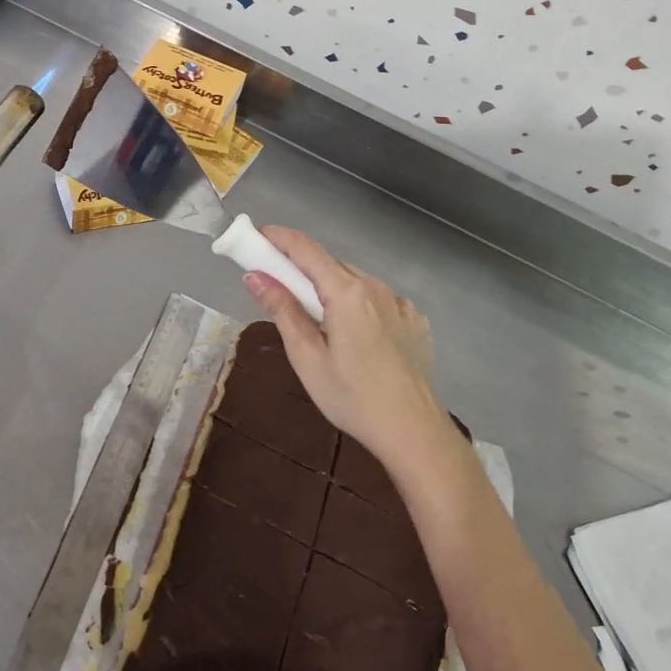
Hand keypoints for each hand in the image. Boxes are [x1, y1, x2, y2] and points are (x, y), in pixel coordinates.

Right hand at [242, 226, 450, 466]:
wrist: (415, 433)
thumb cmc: (352, 398)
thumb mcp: (306, 357)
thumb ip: (282, 310)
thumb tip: (255, 276)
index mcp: (347, 292)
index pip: (305, 249)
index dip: (277, 238)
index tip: (255, 238)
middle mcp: (376, 287)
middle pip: (330, 264)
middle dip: (299, 268)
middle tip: (273, 285)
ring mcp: (399, 304)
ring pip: (354, 282)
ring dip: (328, 288)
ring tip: (314, 320)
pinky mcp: (414, 322)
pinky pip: (376, 301)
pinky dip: (355, 305)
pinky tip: (353, 335)